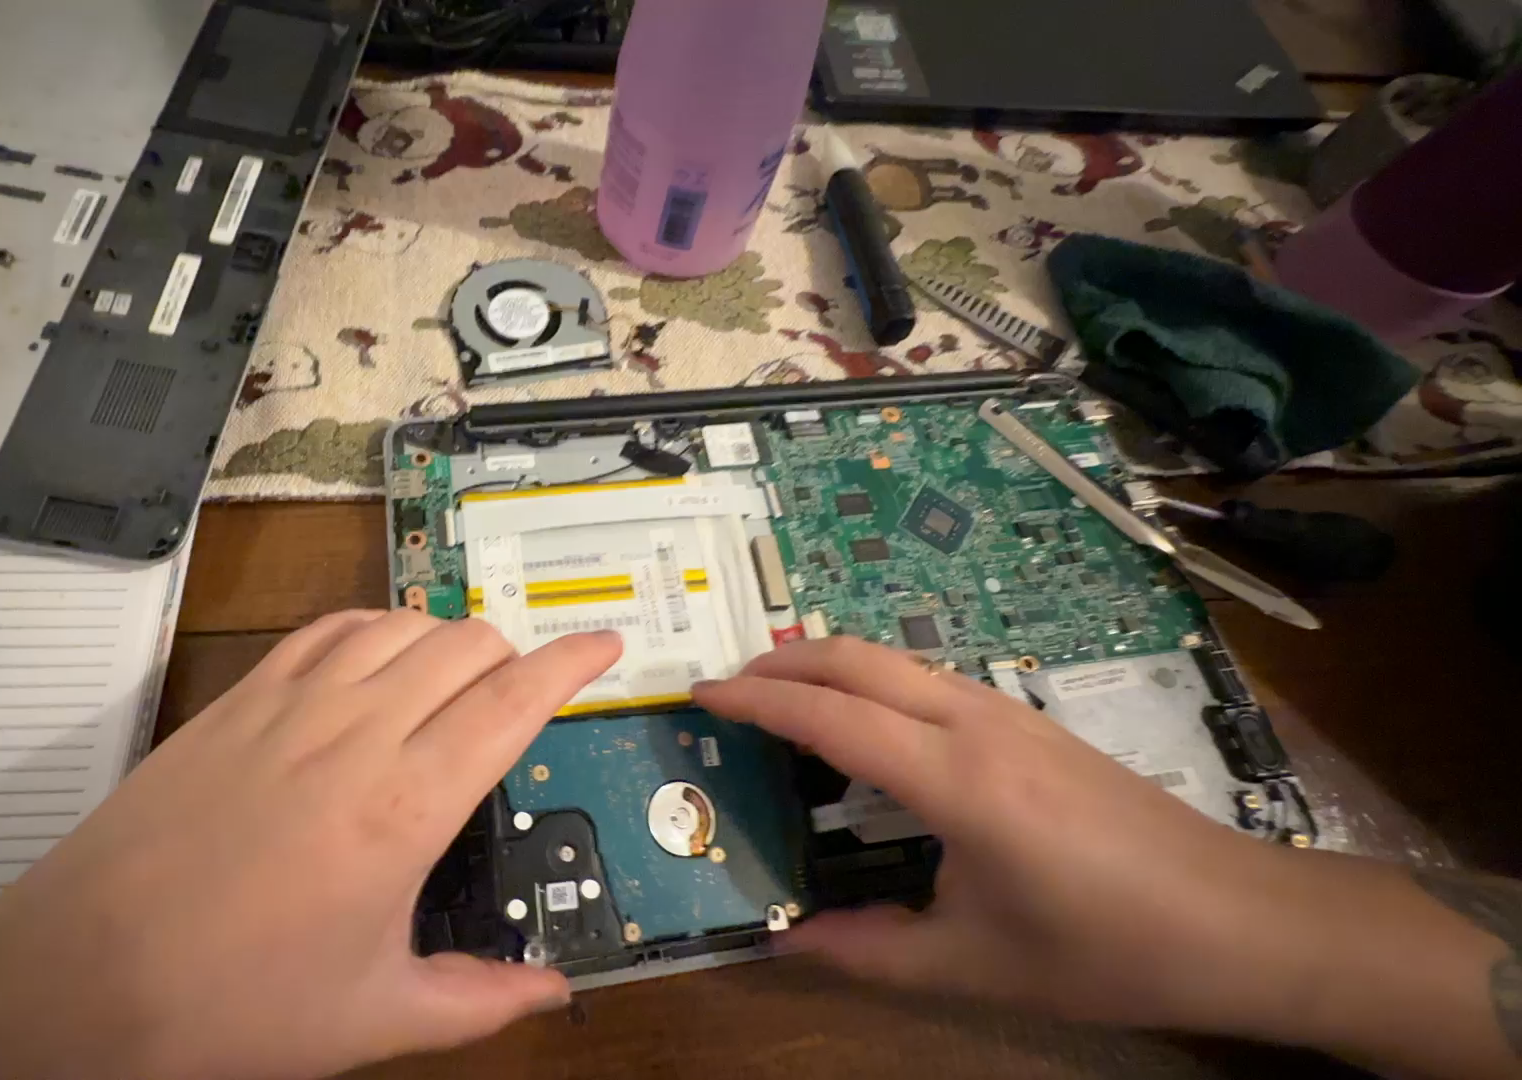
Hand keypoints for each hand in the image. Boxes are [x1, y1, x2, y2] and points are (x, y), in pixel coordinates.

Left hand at [0, 612, 621, 1078]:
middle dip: (514, 655)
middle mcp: (362, 730)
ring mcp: (298, 700)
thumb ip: (479, 1000)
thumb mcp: (372, 1017)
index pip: (515, 700)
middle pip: (469, 644)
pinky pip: (333, 626)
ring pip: (406, 624)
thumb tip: (553, 994)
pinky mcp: (247, 692)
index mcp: (407, 803)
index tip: (605, 644)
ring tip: (454, 679)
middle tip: (517, 697)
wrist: (79, 977)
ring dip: (449, 639)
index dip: (572, 662)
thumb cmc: (235, 1004)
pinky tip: (379, 660)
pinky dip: (377, 628)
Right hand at [695, 639, 1521, 1078]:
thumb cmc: (1111, 947)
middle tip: (727, 688)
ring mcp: (1000, 708)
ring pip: (887, 655)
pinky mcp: (1019, 714)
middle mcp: (972, 722)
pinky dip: (861, 677)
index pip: (831, 716)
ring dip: (820, 663)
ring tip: (776, 697)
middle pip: (853, 657)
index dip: (757, 701)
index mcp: (957, 780)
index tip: (703, 696)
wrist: (1249, 920)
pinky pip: (916, 674)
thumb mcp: (980, 966)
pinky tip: (855, 719)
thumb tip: (785, 940)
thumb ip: (870, 952)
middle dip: (779, 661)